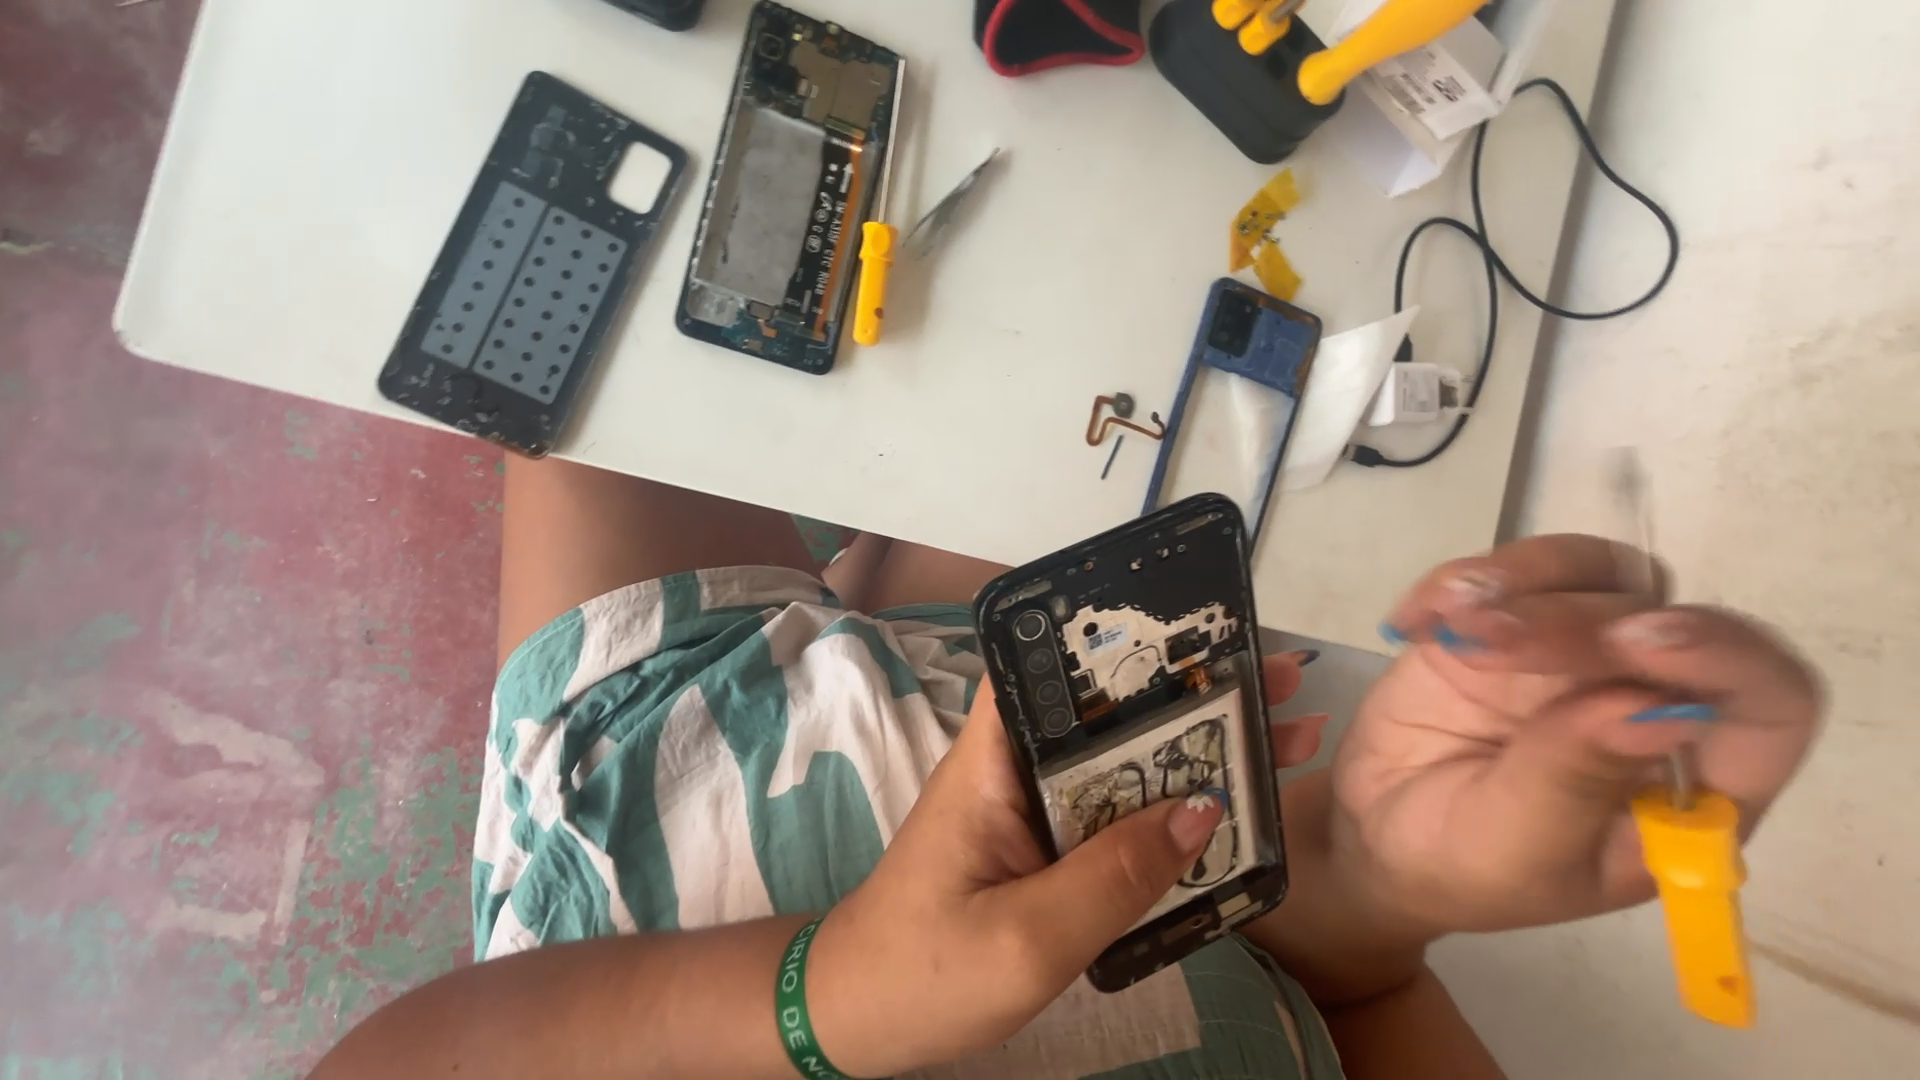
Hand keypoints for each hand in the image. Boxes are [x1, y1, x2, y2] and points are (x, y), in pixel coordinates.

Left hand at [806, 657, 1317, 1076]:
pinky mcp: (1041, 844)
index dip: (1124, 645)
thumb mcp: (1027, 937)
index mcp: (993, 758)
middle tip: (1275, 684)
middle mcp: (1013, 765)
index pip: (1053, 670)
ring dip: (1187, 752)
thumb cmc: (923, 972)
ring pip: (1117, 764)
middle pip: (1104, 714)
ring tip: (1274, 736)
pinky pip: (1111, 814)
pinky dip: (1163, 808)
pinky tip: (1221, 812)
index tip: (1202, 634)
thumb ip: (1113, 876)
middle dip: (1187, 698)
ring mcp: (1029, 806)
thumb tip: (1202, 808)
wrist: (859, 1019)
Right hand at [1336, 534, 1822, 933]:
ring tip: (1447, 617)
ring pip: (1585, 573)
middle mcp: (1641, 701)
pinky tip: (1412, 621)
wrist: (1379, 838)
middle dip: (1570, 618)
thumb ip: (1573, 779)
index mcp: (1686, 778)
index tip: (1636, 641)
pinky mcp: (1495, 629)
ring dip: (1518, 580)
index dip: (1723, 656)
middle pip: (1653, 615)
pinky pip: (1499, 576)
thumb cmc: (1465, 867)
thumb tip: (1659, 712)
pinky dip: (1453, 583)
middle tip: (1484, 637)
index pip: (1763, 700)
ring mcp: (1565, 658)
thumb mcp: (1519, 846)